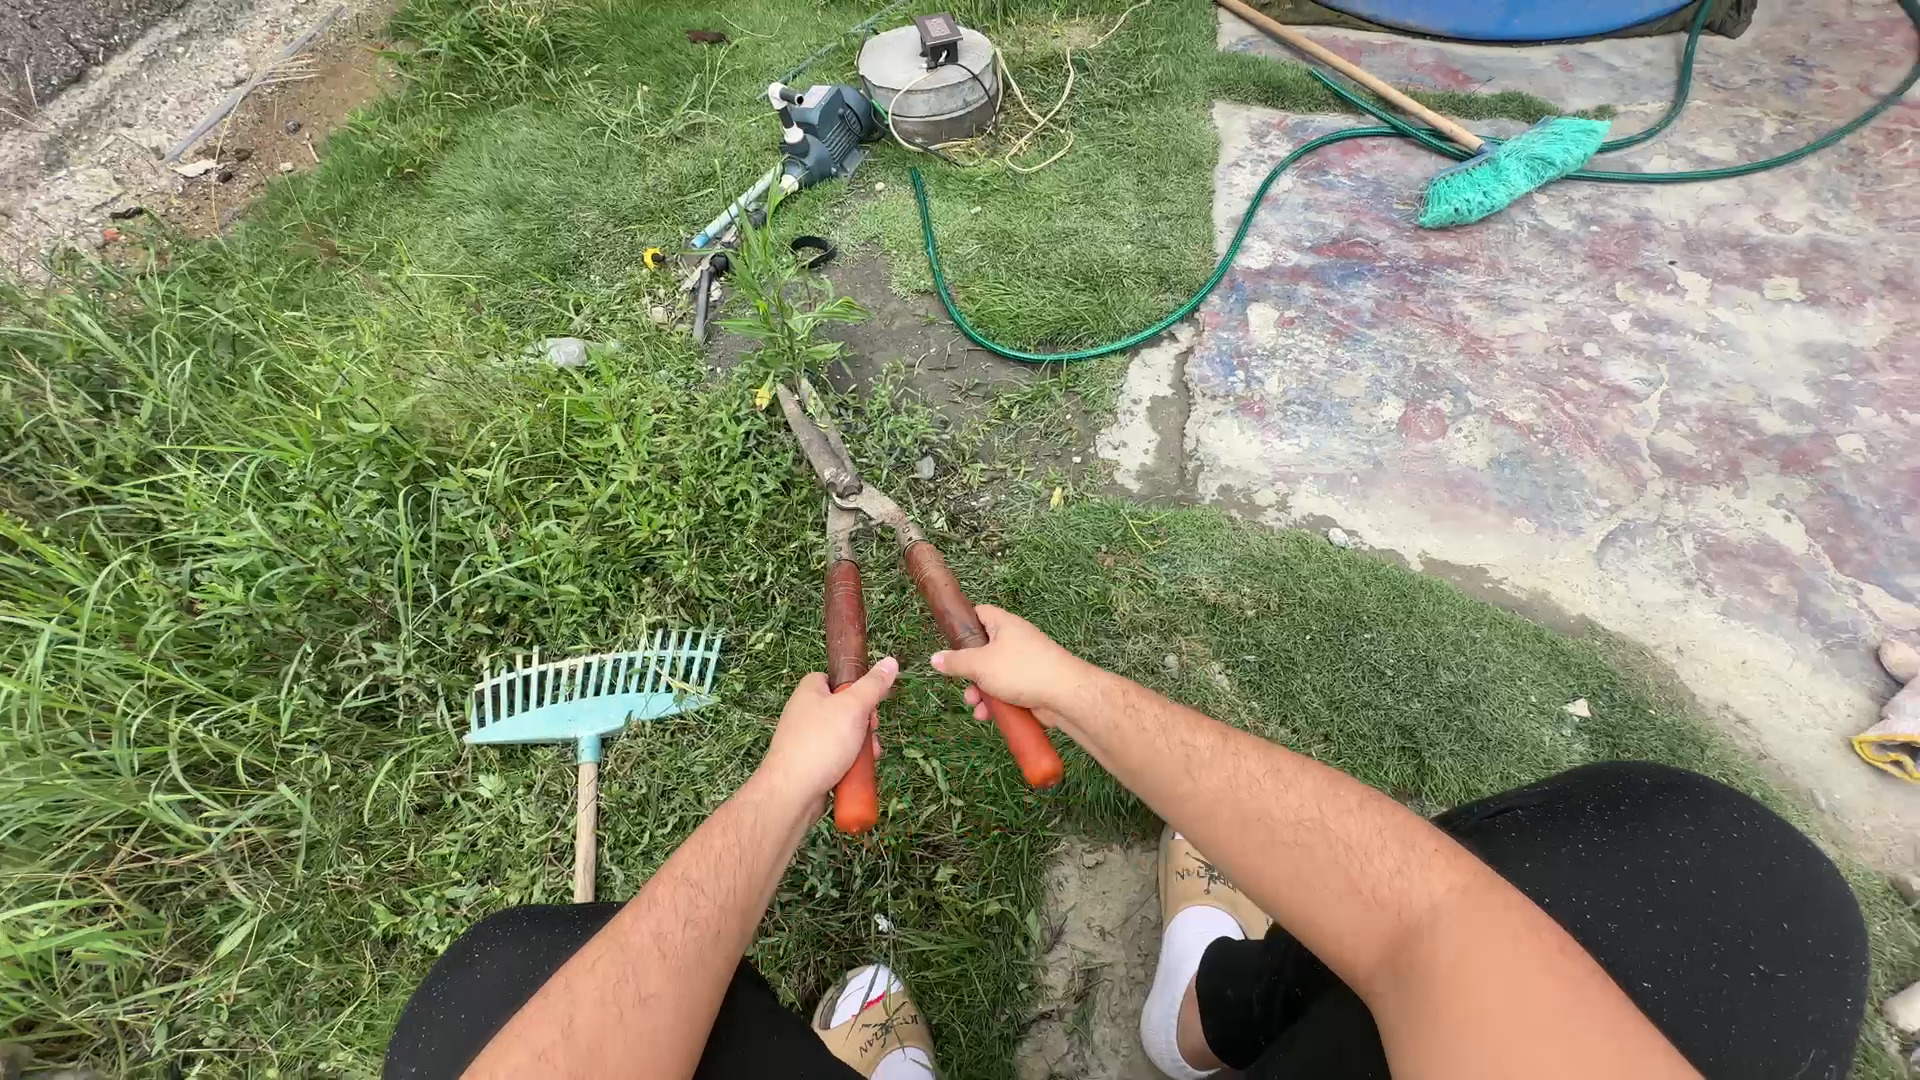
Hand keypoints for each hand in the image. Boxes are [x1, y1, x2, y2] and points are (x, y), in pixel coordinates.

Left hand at [759, 658, 897, 807]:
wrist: (792, 794)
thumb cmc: (821, 743)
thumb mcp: (853, 707)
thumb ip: (873, 685)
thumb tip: (891, 661)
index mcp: (809, 692)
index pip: (833, 678)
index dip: (853, 686)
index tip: (868, 699)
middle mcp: (804, 713)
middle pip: (843, 709)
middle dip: (864, 722)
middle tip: (871, 730)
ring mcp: (805, 740)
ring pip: (843, 735)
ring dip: (861, 744)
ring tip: (868, 755)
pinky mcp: (809, 764)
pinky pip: (836, 757)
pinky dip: (850, 762)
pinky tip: (859, 771)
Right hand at [928, 606, 1087, 725]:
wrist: (1064, 695)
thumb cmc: (1021, 671)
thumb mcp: (980, 665)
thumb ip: (955, 662)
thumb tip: (935, 659)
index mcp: (1004, 625)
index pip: (980, 613)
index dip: (964, 625)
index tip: (951, 642)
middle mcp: (1015, 640)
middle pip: (983, 651)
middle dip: (969, 672)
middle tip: (964, 684)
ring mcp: (1025, 663)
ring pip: (993, 675)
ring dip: (981, 692)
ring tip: (976, 705)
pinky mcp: (1031, 685)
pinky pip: (1007, 691)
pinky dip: (996, 702)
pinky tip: (988, 716)